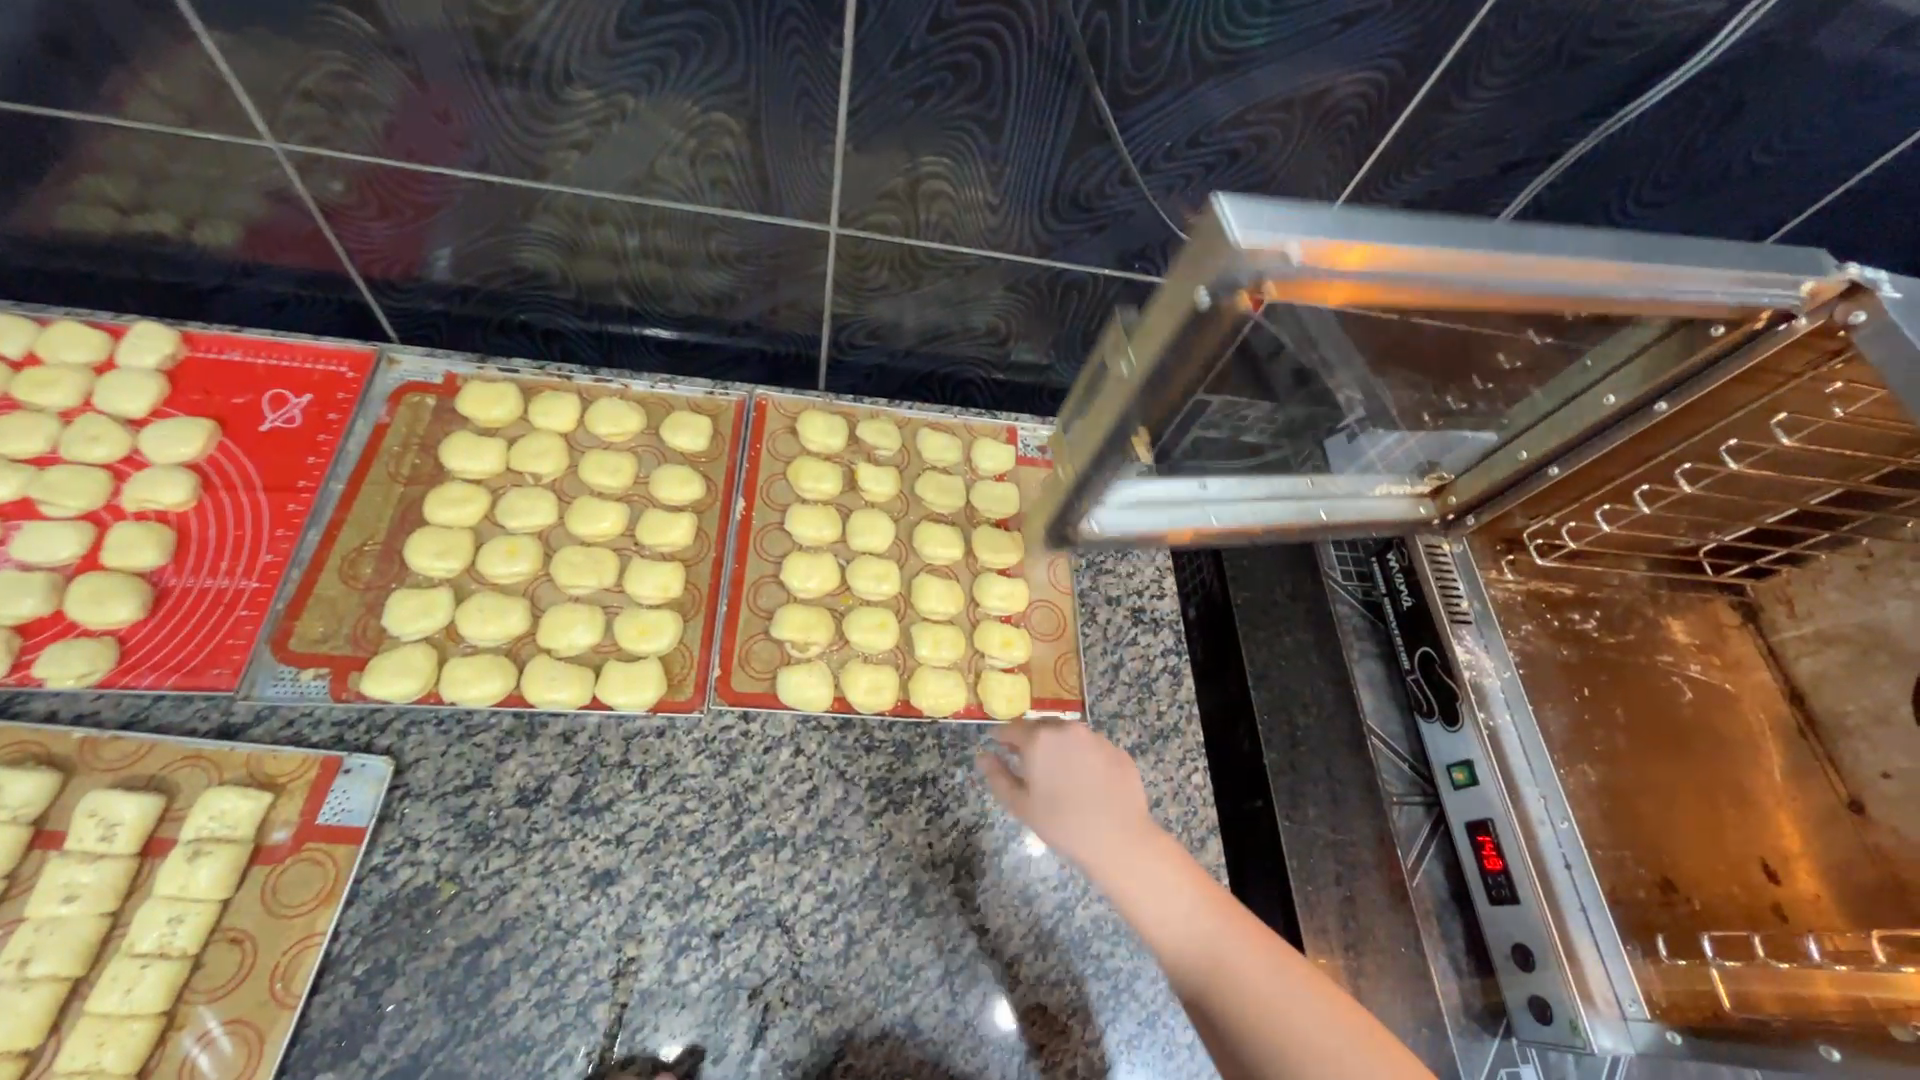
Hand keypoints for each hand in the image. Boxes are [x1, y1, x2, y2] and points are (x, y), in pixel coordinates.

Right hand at [977, 719, 1158, 870]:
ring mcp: (1096, 738)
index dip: (1002, 736)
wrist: (1118, 839)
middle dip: (1032, 739)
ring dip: (1060, 746)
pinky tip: (1087, 782)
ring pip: (1070, 735)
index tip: (997, 744)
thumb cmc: (1061, 824)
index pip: (1013, 728)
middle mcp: (1067, 729)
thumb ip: (997, 775)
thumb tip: (982, 756)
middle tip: (1028, 761)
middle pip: (1042, 726)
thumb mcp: (1020, 804)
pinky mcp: (1117, 751)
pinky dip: (1084, 757)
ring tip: (1060, 773)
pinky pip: (1093, 747)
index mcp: (1039, 739)